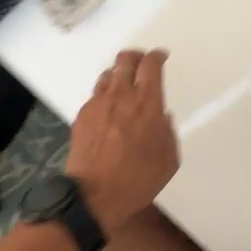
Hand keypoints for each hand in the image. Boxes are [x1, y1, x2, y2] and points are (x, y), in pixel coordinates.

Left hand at [65, 49, 179, 234]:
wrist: (95, 195)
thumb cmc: (138, 179)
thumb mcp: (169, 160)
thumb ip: (168, 133)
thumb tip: (163, 118)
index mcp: (147, 102)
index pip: (151, 65)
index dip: (157, 56)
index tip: (160, 57)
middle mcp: (121, 95)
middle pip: (125, 59)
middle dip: (135, 56)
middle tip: (141, 62)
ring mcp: (98, 103)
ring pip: (108, 74)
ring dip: (118, 74)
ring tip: (123, 85)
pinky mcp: (82, 115)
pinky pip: (95, 96)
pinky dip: (104, 96)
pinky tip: (108, 110)